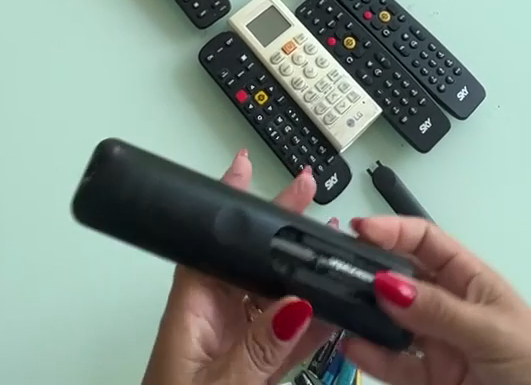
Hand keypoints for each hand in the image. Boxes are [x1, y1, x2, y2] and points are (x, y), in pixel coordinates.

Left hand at [140, 151, 335, 384]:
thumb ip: (254, 351)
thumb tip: (294, 303)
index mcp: (192, 311)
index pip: (211, 242)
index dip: (228, 204)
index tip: (243, 166)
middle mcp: (214, 319)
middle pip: (250, 261)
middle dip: (280, 229)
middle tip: (309, 195)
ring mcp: (237, 345)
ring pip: (277, 297)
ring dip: (305, 273)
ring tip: (334, 244)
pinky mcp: (257, 372)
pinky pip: (292, 339)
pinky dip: (316, 324)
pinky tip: (339, 311)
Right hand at [341, 216, 530, 384]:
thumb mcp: (492, 331)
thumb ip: (439, 310)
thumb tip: (388, 283)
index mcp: (472, 280)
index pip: (425, 241)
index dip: (393, 230)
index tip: (360, 228)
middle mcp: (450, 307)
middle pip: (402, 278)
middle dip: (371, 269)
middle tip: (337, 266)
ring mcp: (439, 345)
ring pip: (392, 321)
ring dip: (365, 311)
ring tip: (337, 302)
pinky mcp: (432, 382)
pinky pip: (394, 365)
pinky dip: (371, 355)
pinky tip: (352, 343)